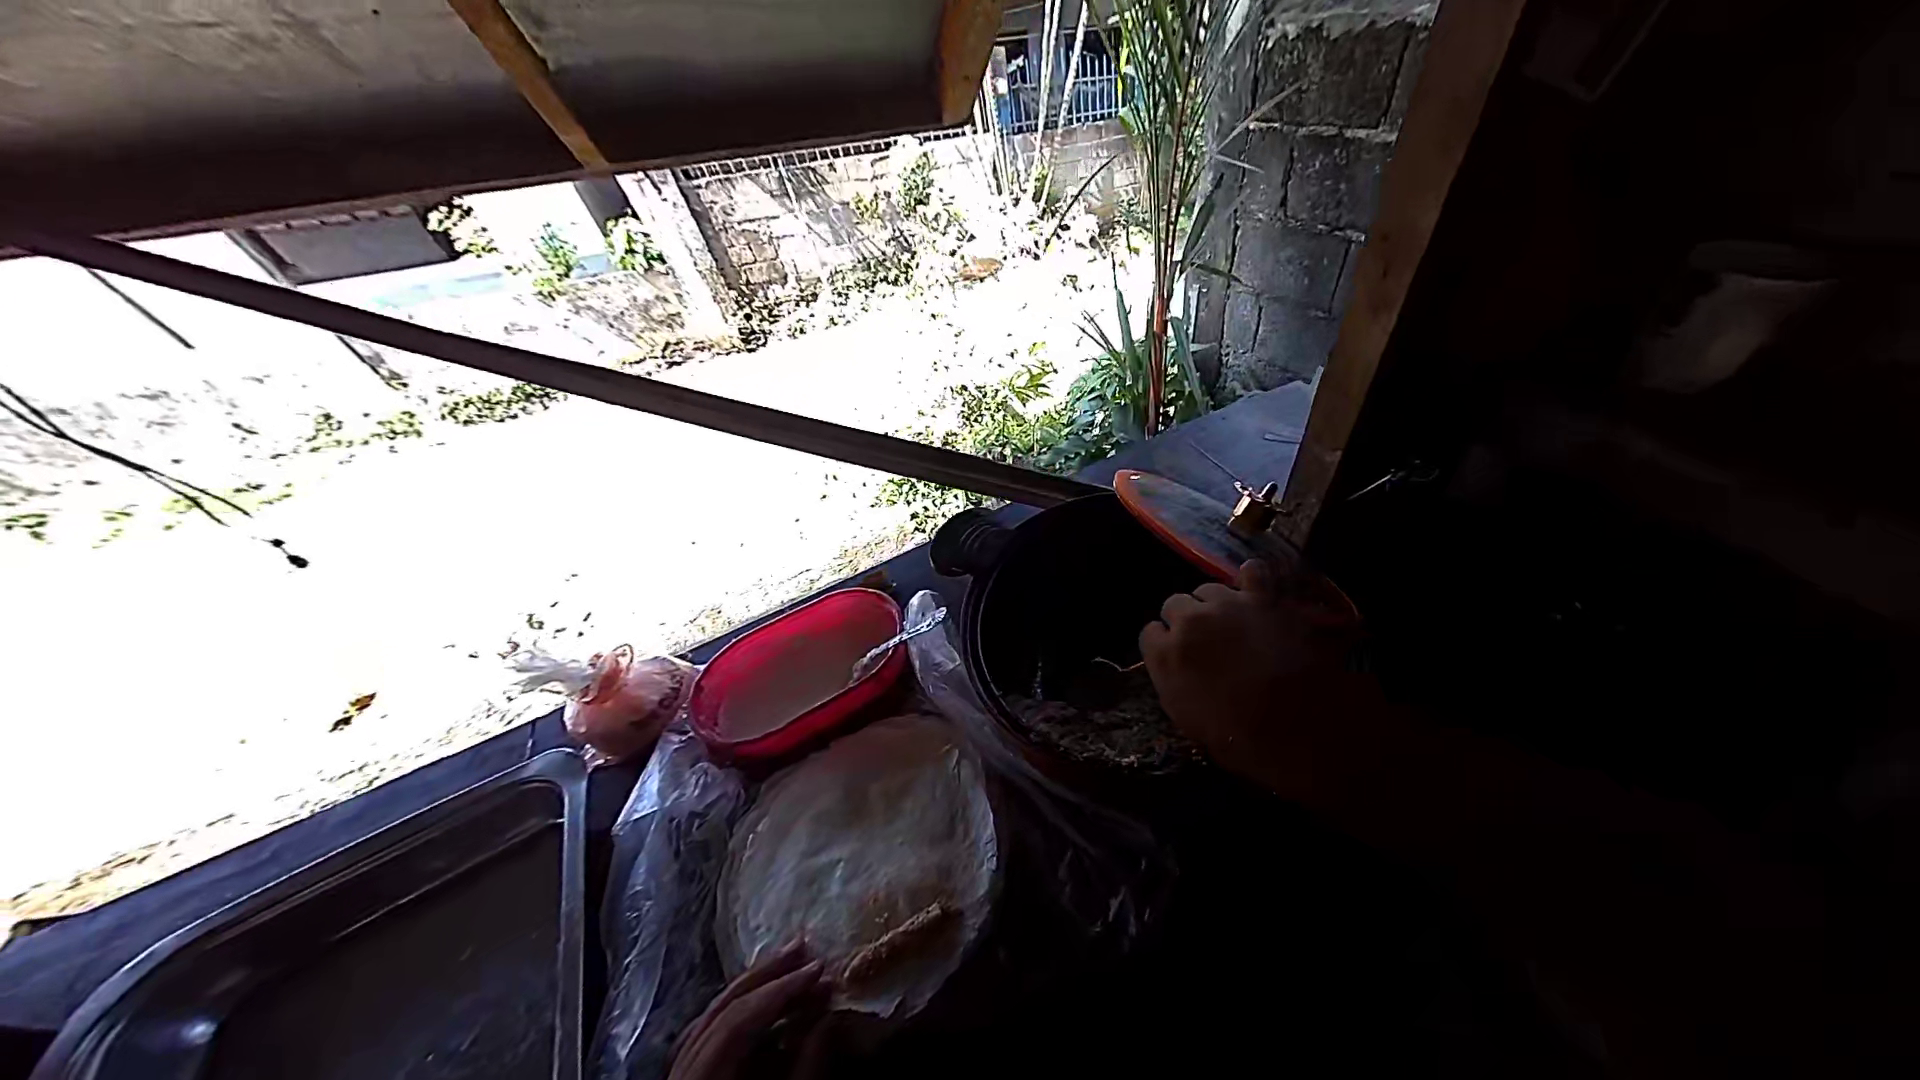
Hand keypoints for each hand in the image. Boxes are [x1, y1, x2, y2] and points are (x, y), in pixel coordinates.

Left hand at [669, 942, 831, 1079]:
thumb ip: (805, 1067)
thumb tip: (831, 1016)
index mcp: (699, 1078)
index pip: (738, 1020)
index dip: (780, 990)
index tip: (819, 968)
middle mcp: (681, 1070)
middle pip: (723, 1008)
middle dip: (768, 977)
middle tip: (805, 947)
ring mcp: (679, 1071)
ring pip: (714, 1015)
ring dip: (757, 989)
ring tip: (793, 965)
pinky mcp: (688, 1075)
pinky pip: (709, 1033)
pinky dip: (742, 1013)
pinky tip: (769, 1003)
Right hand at [1139, 559, 1372, 799]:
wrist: (1301, 730)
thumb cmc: (1241, 738)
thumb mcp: (1188, 720)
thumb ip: (1173, 682)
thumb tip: (1175, 667)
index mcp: (1164, 654)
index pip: (1150, 633)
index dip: (1164, 645)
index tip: (1177, 657)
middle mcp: (1188, 621)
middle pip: (1174, 604)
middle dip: (1185, 620)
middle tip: (1205, 642)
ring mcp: (1227, 606)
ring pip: (1208, 590)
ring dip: (1214, 605)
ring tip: (1232, 624)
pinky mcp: (1265, 600)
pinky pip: (1252, 573)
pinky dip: (1251, 580)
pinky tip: (1252, 589)